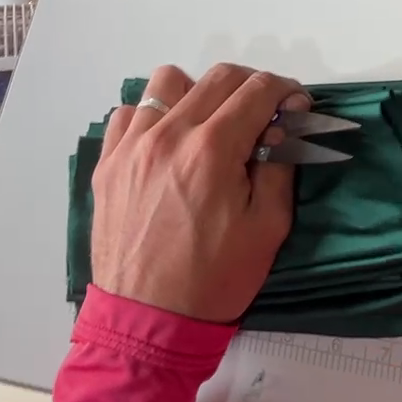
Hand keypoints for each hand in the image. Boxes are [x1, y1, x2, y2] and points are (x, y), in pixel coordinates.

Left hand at [91, 63, 308, 322]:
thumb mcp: (269, 227)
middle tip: (263, 114)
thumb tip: (280, 127)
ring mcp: (131, 145)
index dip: (286, 90)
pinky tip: (167, 142)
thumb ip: (279, 166)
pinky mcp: (107, 162)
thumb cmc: (214, 279)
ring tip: (209, 124)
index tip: (294, 106)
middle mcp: (169, 134)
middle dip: (252, 86)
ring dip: (198, 92)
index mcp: (213, 149)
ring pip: (169, 80)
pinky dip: (154, 115)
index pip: (258, 89)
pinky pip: (130, 111)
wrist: (146, 325)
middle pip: (219, 76)